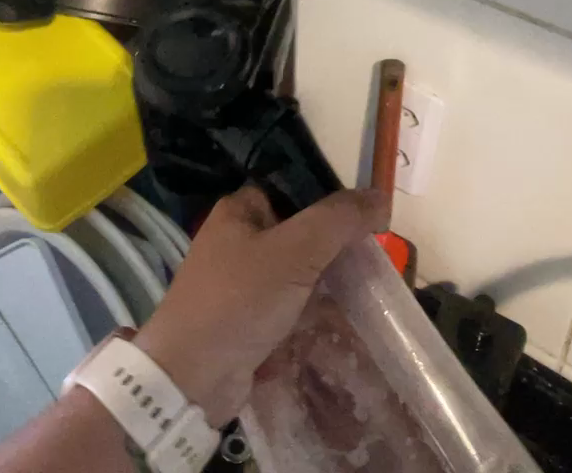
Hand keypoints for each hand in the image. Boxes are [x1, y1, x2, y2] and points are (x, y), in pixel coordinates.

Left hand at [133, 186, 387, 425]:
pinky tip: (343, 323)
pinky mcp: (246, 322)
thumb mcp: (295, 250)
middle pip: (301, 234)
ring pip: (298, 274)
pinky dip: (313, 315)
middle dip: (335, 250)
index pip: (296, 191)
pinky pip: (290, 308)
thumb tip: (381, 197)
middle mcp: (237, 241)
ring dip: (328, 286)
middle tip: (372, 263)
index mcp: (240, 211)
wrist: (190, 380)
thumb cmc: (239, 300)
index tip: (368, 222)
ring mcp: (240, 285)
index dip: (332, 203)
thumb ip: (339, 219)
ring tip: (366, 294)